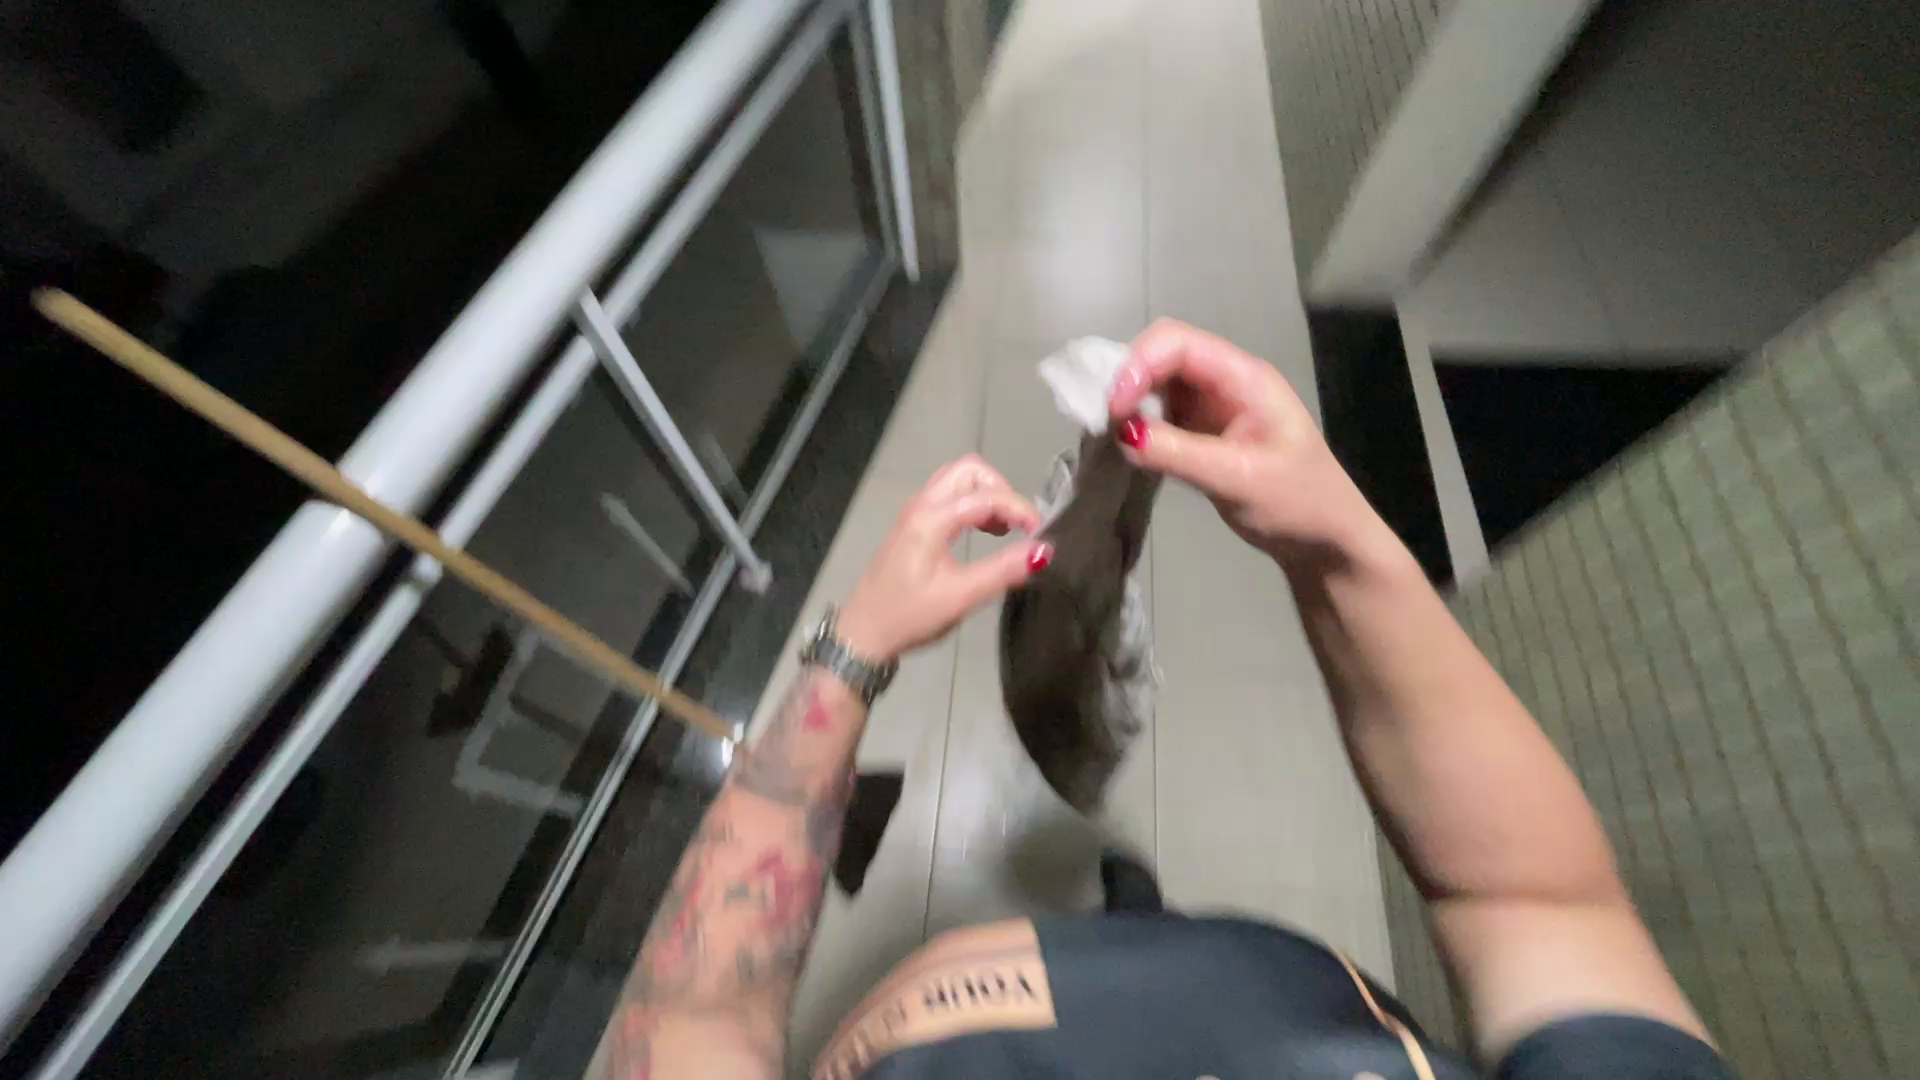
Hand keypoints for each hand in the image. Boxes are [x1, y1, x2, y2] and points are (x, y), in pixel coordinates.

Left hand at [837, 456, 1050, 661]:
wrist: (864, 634)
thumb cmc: (910, 616)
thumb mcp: (960, 597)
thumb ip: (1002, 571)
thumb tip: (1043, 551)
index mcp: (931, 519)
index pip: (986, 495)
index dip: (1020, 508)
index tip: (1041, 534)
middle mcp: (921, 505)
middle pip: (969, 470)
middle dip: (1001, 490)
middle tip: (1018, 524)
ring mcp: (915, 512)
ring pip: (958, 479)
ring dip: (987, 495)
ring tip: (1004, 529)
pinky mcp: (914, 524)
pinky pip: (949, 495)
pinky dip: (973, 503)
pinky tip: (984, 532)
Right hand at [1107, 319, 1384, 567]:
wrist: (1323, 538)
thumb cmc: (1296, 503)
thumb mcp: (1237, 479)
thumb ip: (1178, 454)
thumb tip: (1121, 433)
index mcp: (1244, 378)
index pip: (1178, 343)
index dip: (1137, 366)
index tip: (1114, 411)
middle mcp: (1224, 381)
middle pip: (1162, 352)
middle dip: (1127, 379)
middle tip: (1106, 423)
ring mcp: (1211, 404)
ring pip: (1156, 381)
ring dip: (1129, 400)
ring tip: (1111, 435)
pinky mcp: (1199, 429)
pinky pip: (1159, 411)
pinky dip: (1136, 422)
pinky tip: (1127, 445)